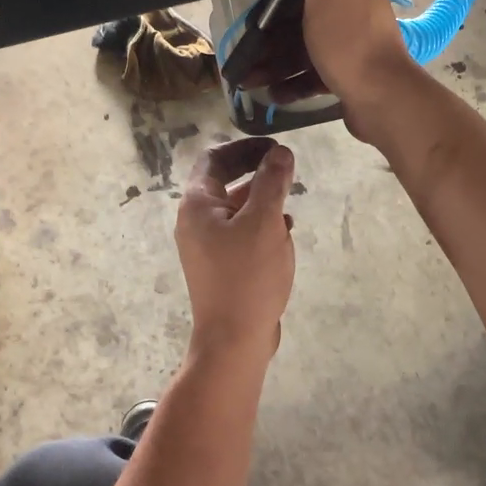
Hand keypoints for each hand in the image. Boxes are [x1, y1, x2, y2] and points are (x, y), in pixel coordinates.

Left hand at [177, 137, 296, 359]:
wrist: (234, 339)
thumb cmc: (247, 276)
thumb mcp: (265, 222)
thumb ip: (272, 182)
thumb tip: (280, 153)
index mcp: (196, 205)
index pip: (215, 158)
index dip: (245, 147)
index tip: (276, 147)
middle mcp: (195, 223)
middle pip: (225, 183)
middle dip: (258, 174)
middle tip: (288, 170)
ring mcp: (206, 248)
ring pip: (236, 211)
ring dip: (263, 202)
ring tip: (290, 203)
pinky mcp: (221, 268)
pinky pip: (241, 236)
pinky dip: (262, 228)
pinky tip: (285, 234)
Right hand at [256, 0, 422, 144]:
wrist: (383, 100)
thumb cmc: (351, 40)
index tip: (251, 6)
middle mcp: (351, 13)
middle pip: (299, 17)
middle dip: (267, 35)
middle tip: (241, 51)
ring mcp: (349, 48)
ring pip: (301, 50)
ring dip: (272, 63)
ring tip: (247, 80)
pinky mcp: (345, 79)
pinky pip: (310, 77)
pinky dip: (289, 84)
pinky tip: (271, 94)